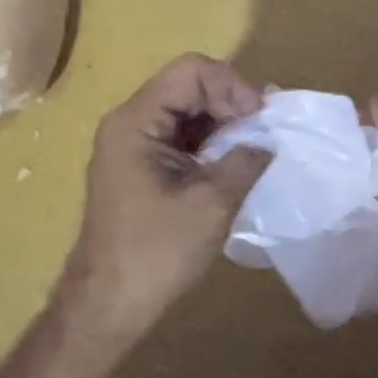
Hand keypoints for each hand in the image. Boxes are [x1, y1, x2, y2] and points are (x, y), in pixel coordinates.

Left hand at [64, 54, 271, 332]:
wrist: (108, 306)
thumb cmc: (155, 253)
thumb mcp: (211, 203)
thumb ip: (245, 160)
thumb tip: (269, 139)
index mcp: (135, 122)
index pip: (191, 72)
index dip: (232, 85)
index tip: (260, 118)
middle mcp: (129, 123)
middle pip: (189, 85)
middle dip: (232, 101)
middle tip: (266, 131)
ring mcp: (133, 145)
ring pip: (188, 110)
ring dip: (225, 122)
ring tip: (258, 146)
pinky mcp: (141, 167)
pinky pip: (182, 136)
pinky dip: (213, 141)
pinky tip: (236, 162)